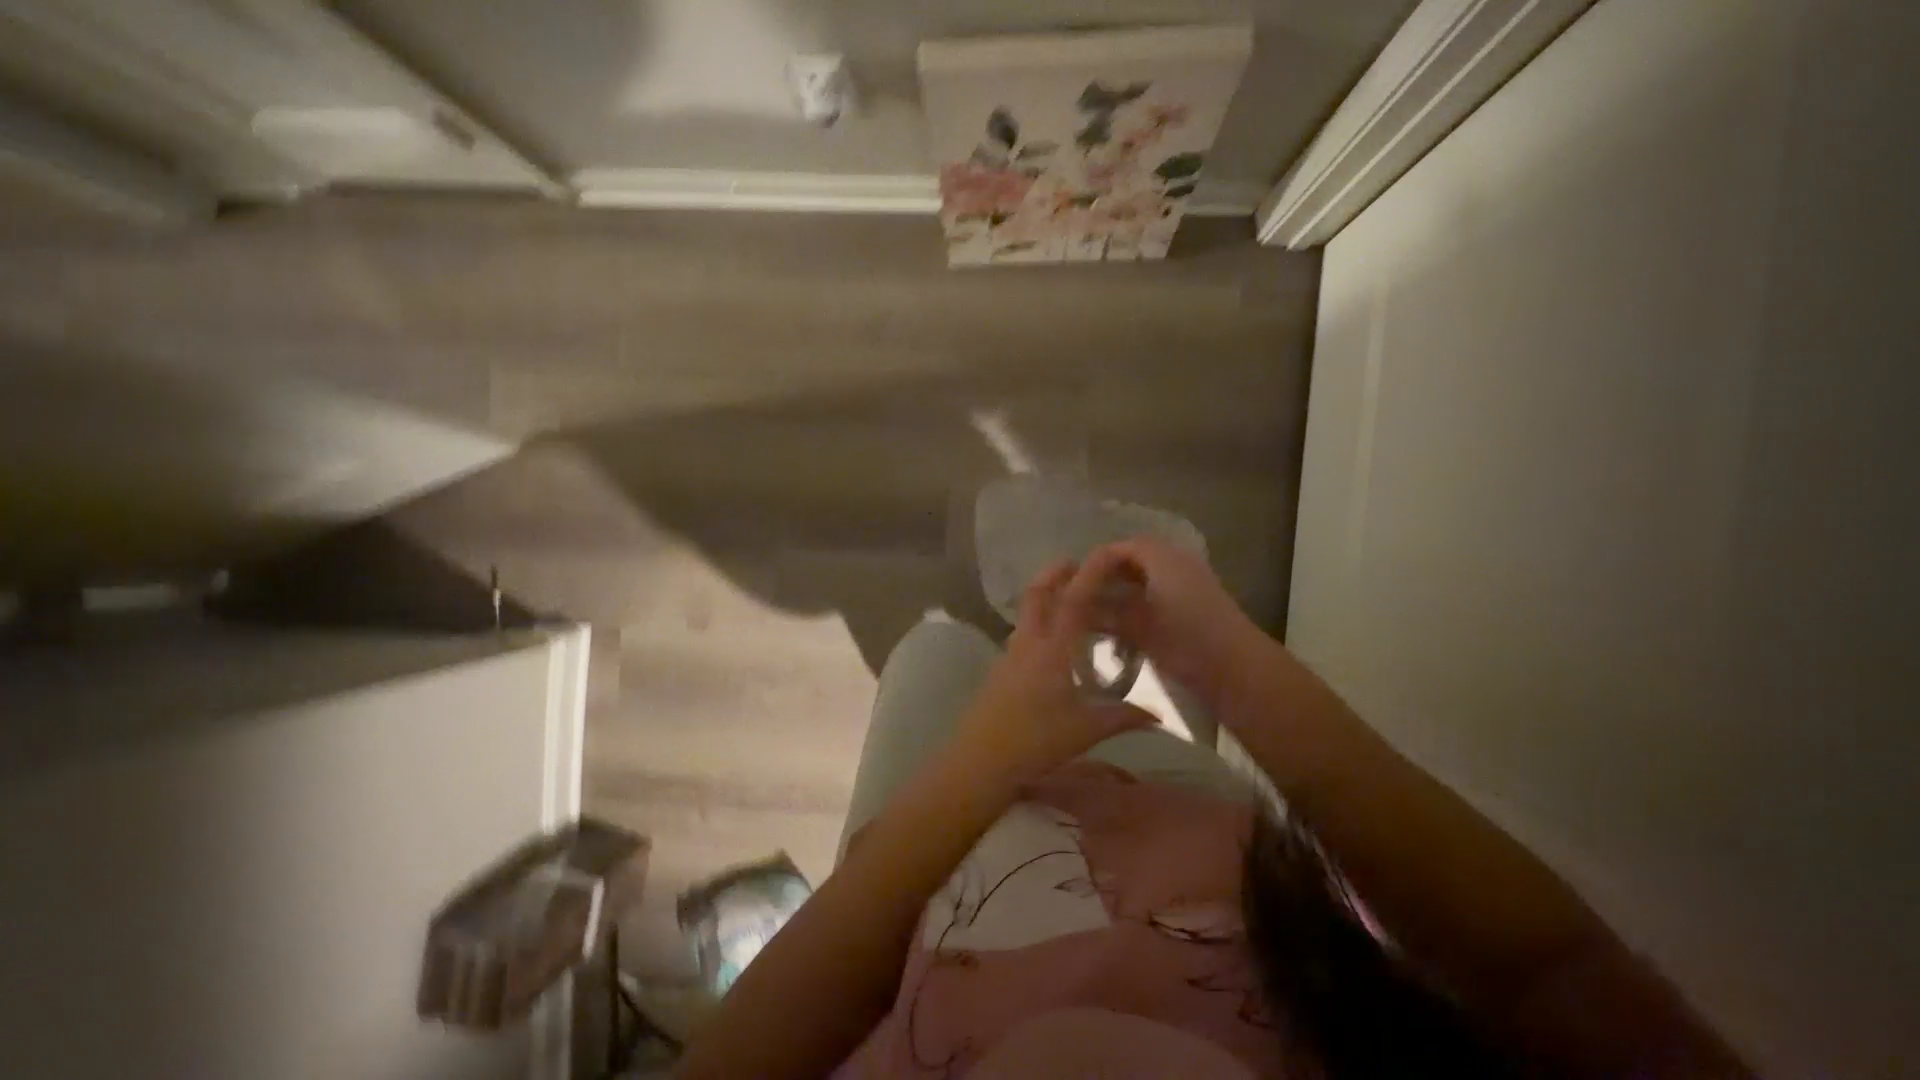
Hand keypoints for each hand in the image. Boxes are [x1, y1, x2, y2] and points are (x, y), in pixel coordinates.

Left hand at [947, 560, 1156, 784]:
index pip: (1074, 600)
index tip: (1105, 552)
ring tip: (1068, 602)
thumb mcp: (1086, 730)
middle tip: (1077, 565)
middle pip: (1038, 594)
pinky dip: (1038, 626)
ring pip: (1026, 615)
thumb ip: (1122, 717)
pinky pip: (1021, 637)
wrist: (980, 761)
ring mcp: (1009, 657)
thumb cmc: (1036, 742)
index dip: (1091, 573)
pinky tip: (1050, 646)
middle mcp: (1028, 644)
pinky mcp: (999, 673)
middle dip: (1056, 574)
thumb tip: (1157, 714)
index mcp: (1052, 650)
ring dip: (1045, 598)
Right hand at [1075, 537, 1271, 706]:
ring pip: (1136, 585)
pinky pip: (1149, 603)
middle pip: (1127, 564)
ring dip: (1112, 600)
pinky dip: (1128, 615)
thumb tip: (1073, 606)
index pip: (1117, 550)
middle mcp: (1172, 566)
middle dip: (1100, 583)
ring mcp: (1181, 589)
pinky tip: (1113, 638)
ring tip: (1089, 624)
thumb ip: (1105, 611)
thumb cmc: (1186, 636)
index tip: (1069, 591)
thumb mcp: (1140, 622)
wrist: (1234, 668)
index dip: (1090, 567)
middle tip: (1075, 606)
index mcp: (1163, 557)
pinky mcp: (1185, 613)